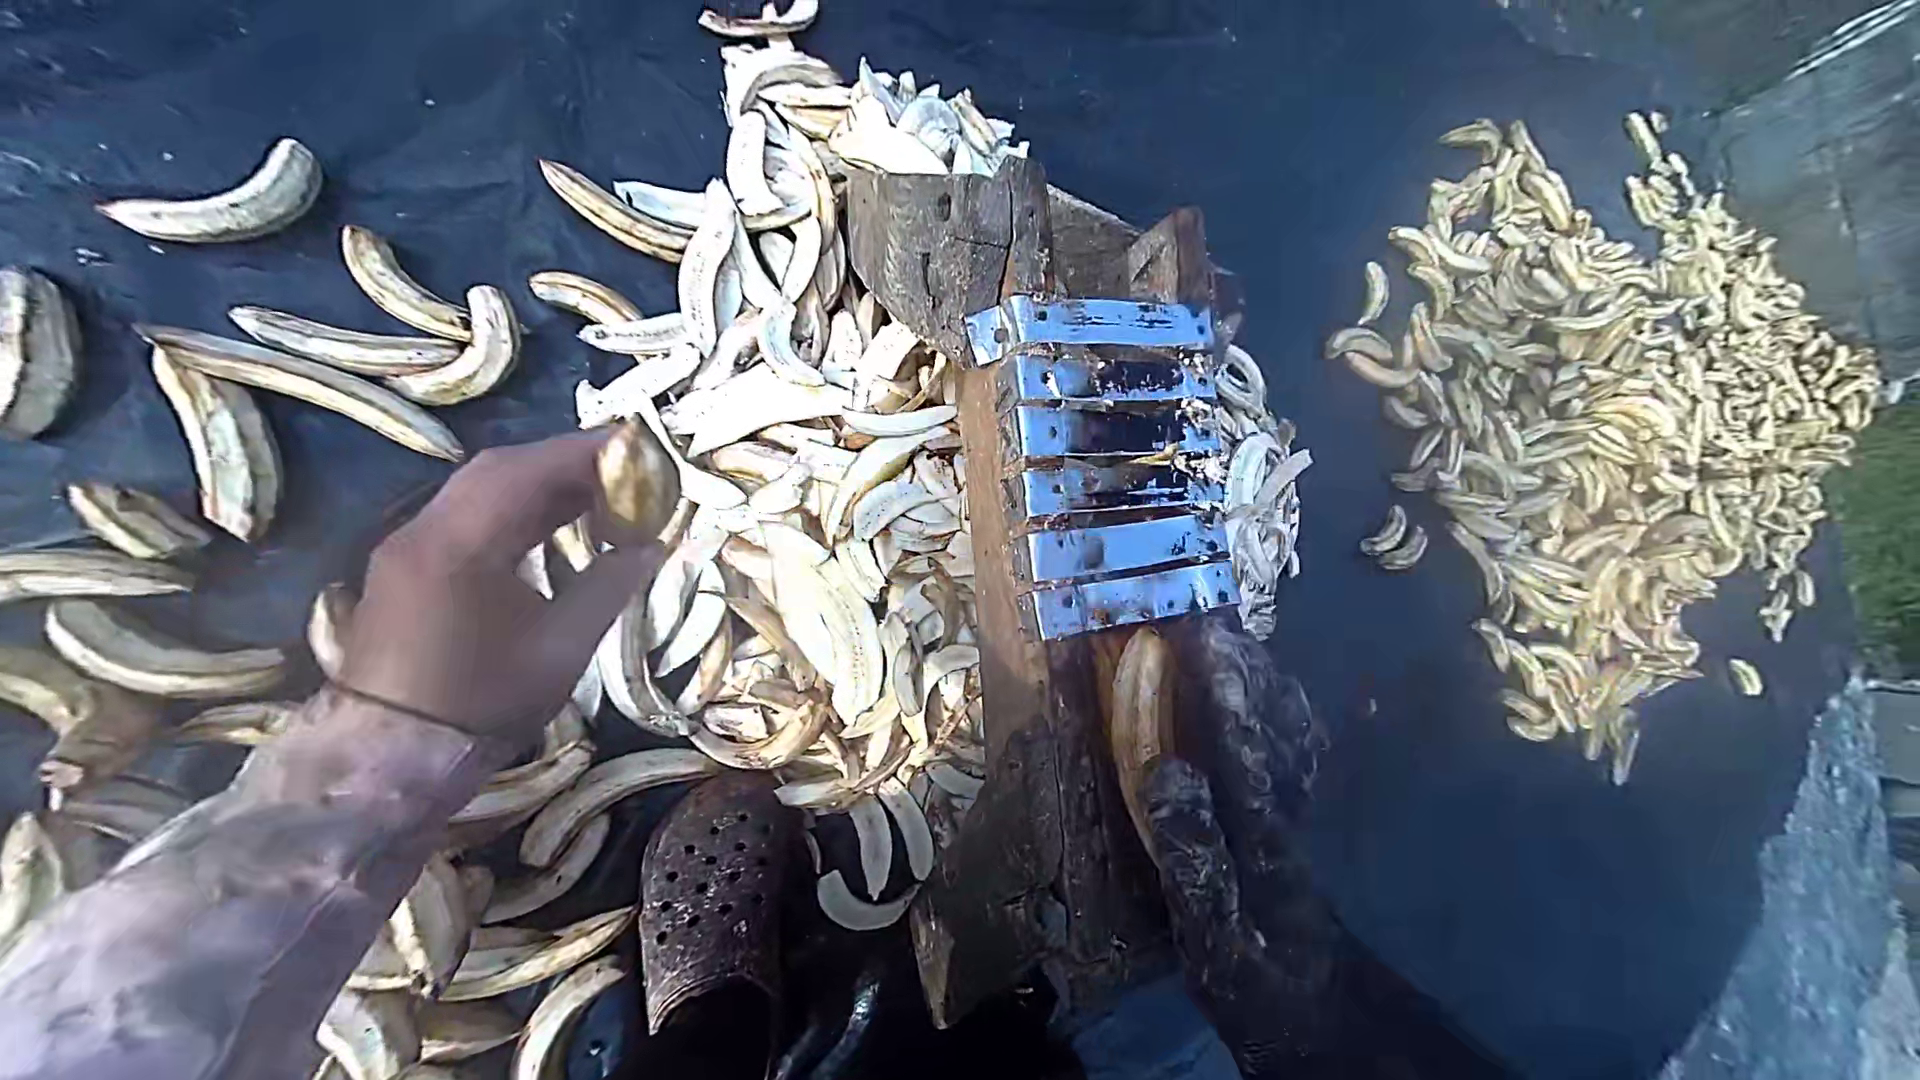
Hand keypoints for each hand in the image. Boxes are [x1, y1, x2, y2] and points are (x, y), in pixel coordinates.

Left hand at [340, 431, 660, 739]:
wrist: (390, 756)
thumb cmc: (483, 702)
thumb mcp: (563, 646)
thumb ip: (609, 585)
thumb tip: (651, 546)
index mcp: (458, 547)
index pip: (525, 472)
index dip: (584, 450)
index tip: (636, 444)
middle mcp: (424, 532)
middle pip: (500, 469)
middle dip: (566, 459)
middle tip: (625, 466)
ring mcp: (409, 547)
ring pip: (483, 488)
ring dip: (543, 481)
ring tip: (601, 489)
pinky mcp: (411, 565)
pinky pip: (471, 514)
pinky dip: (520, 506)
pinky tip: (557, 520)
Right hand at [1143, 620, 1500, 1078]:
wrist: (1316, 1008)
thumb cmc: (1256, 976)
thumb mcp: (1214, 935)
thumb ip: (1193, 854)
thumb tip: (1168, 771)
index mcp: (1257, 828)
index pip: (1239, 738)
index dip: (1217, 679)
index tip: (1194, 627)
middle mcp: (1278, 800)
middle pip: (1264, 712)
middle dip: (1232, 656)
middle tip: (1197, 606)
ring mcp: (1289, 801)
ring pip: (1279, 717)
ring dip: (1251, 666)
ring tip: (1218, 626)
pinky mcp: (1287, 807)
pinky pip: (1282, 735)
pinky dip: (1266, 695)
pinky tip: (1252, 679)